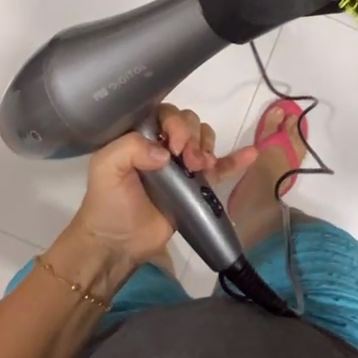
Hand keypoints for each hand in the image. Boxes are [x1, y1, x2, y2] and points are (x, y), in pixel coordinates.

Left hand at [60, 104, 258, 267]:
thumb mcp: (106, 167)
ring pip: (204, 140)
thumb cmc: (107, 202)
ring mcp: (181, 165)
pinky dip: (235, 160)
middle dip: (193, 137)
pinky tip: (251, 153)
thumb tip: (167, 154)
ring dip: (208, 147)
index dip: (175, 124)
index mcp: (140, 135)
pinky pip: (220, 168)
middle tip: (189, 162)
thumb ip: (130, 148)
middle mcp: (162, 144)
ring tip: (204, 168)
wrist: (117, 243)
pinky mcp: (195, 186)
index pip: (164, 114)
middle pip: (188, 123)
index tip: (175, 146)